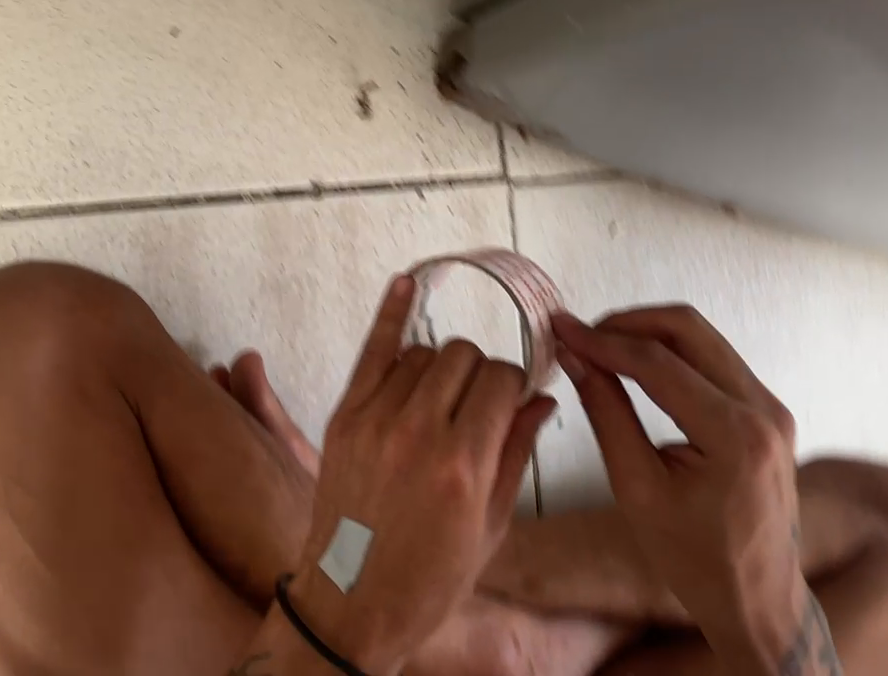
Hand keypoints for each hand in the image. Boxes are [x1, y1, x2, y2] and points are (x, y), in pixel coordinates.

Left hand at [286, 275, 556, 674]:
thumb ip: (516, 452)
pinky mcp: (345, 416)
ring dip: (442, 364)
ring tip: (442, 396)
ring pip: (424, 352)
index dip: (512, 383)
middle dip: (480, 371)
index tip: (509, 396)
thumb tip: (541, 398)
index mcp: (463, 465)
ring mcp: (375, 419)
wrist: (350, 603)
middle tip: (477, 400)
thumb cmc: (427, 578)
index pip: (501, 379)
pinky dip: (390, 314)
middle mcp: (418, 433)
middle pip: (464, 356)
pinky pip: (371, 350)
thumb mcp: (490, 528)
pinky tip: (406, 284)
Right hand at [553, 306, 836, 675]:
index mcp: (735, 436)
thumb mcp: (636, 489)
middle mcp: (763, 409)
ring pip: (701, 335)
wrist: (759, 602)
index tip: (560, 329)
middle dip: (626, 322)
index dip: (601, 340)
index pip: (657, 363)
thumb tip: (573, 357)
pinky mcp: (766, 409)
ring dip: (646, 331)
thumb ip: (605, 412)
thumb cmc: (695, 559)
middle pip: (687, 328)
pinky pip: (712, 356)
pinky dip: (669, 350)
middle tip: (582, 335)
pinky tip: (634, 363)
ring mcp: (770, 406)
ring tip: (601, 346)